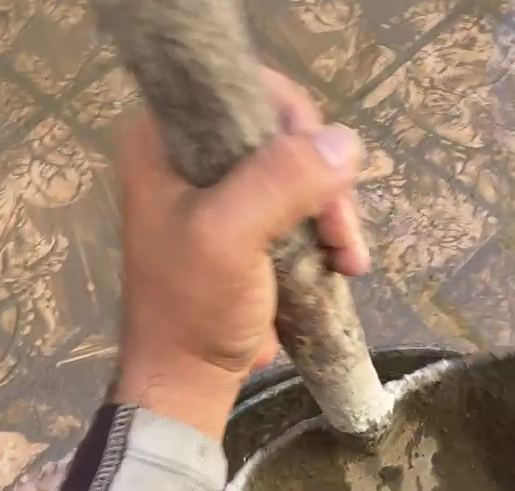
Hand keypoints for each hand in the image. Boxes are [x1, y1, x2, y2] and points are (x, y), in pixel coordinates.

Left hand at [112, 68, 367, 438]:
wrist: (190, 377)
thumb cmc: (193, 308)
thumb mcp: (228, 238)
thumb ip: (280, 182)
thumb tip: (347, 144)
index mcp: (166, 140)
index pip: (244, 90)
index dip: (294, 121)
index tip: (321, 170)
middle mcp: (194, 156)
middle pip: (282, 133)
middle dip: (323, 179)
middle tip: (340, 230)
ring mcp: (226, 195)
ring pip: (300, 174)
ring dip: (334, 213)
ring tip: (347, 258)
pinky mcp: (251, 230)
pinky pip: (302, 210)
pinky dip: (328, 234)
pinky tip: (344, 264)